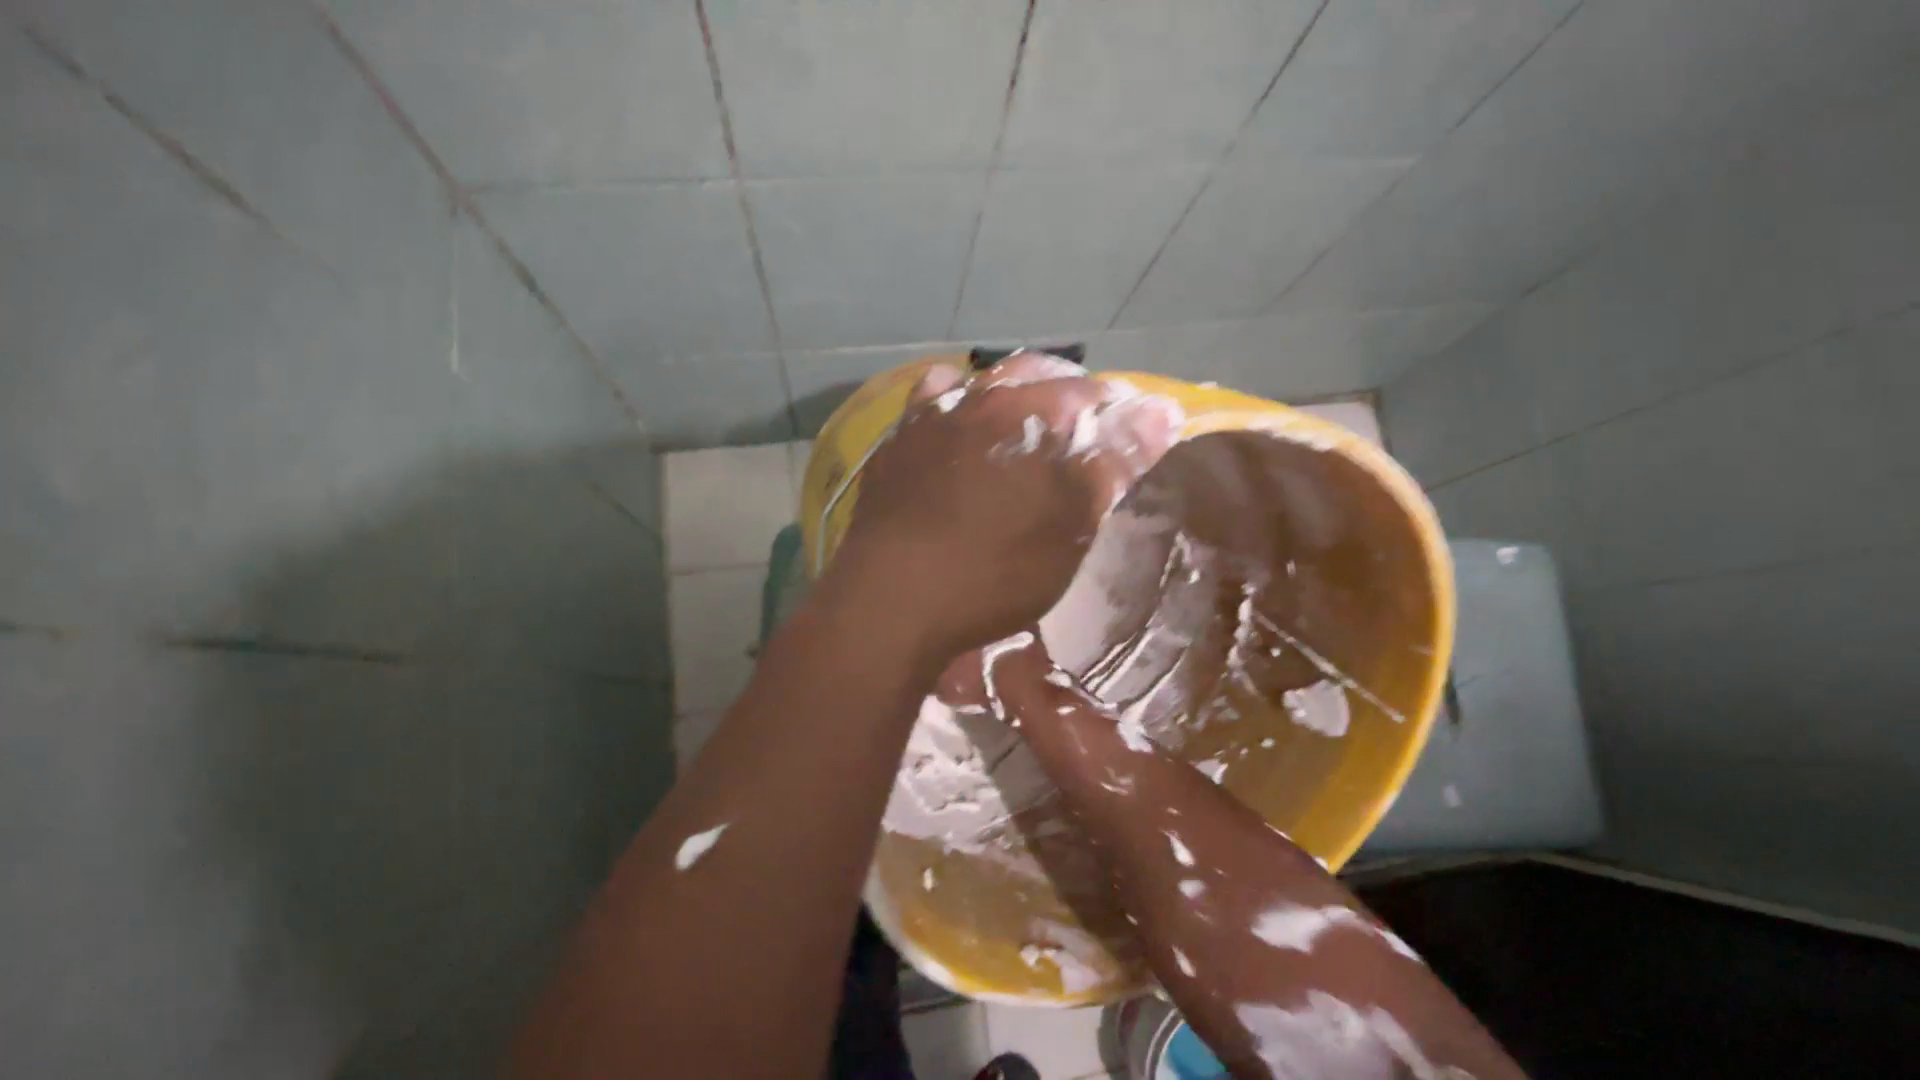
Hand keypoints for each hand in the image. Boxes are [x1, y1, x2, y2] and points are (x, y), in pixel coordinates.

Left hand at [824, 352, 1178, 665]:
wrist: (894, 598)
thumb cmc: (995, 569)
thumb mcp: (1071, 525)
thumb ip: (1116, 460)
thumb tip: (1162, 409)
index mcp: (1035, 413)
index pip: (1094, 395)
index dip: (1119, 414)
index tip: (1129, 441)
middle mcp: (983, 397)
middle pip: (1036, 376)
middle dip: (1066, 395)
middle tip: (1081, 432)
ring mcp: (932, 416)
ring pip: (981, 382)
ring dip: (1009, 393)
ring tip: (1022, 423)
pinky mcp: (896, 443)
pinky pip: (930, 402)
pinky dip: (952, 404)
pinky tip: (955, 426)